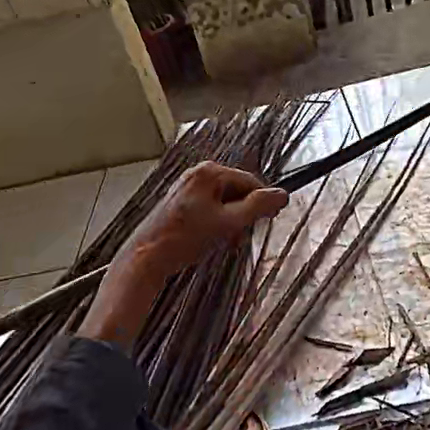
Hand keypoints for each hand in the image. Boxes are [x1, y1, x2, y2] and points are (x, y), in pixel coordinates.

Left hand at [79, 162, 287, 346]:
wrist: (148, 256)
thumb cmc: (184, 238)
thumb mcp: (228, 223)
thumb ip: (257, 207)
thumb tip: (282, 194)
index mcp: (209, 172)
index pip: (250, 181)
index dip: (262, 203)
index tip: (267, 222)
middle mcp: (198, 174)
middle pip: (237, 191)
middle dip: (242, 216)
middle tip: (237, 237)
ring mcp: (188, 187)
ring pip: (224, 202)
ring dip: (230, 223)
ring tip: (222, 241)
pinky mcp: (181, 202)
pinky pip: (210, 208)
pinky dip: (216, 224)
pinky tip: (210, 240)